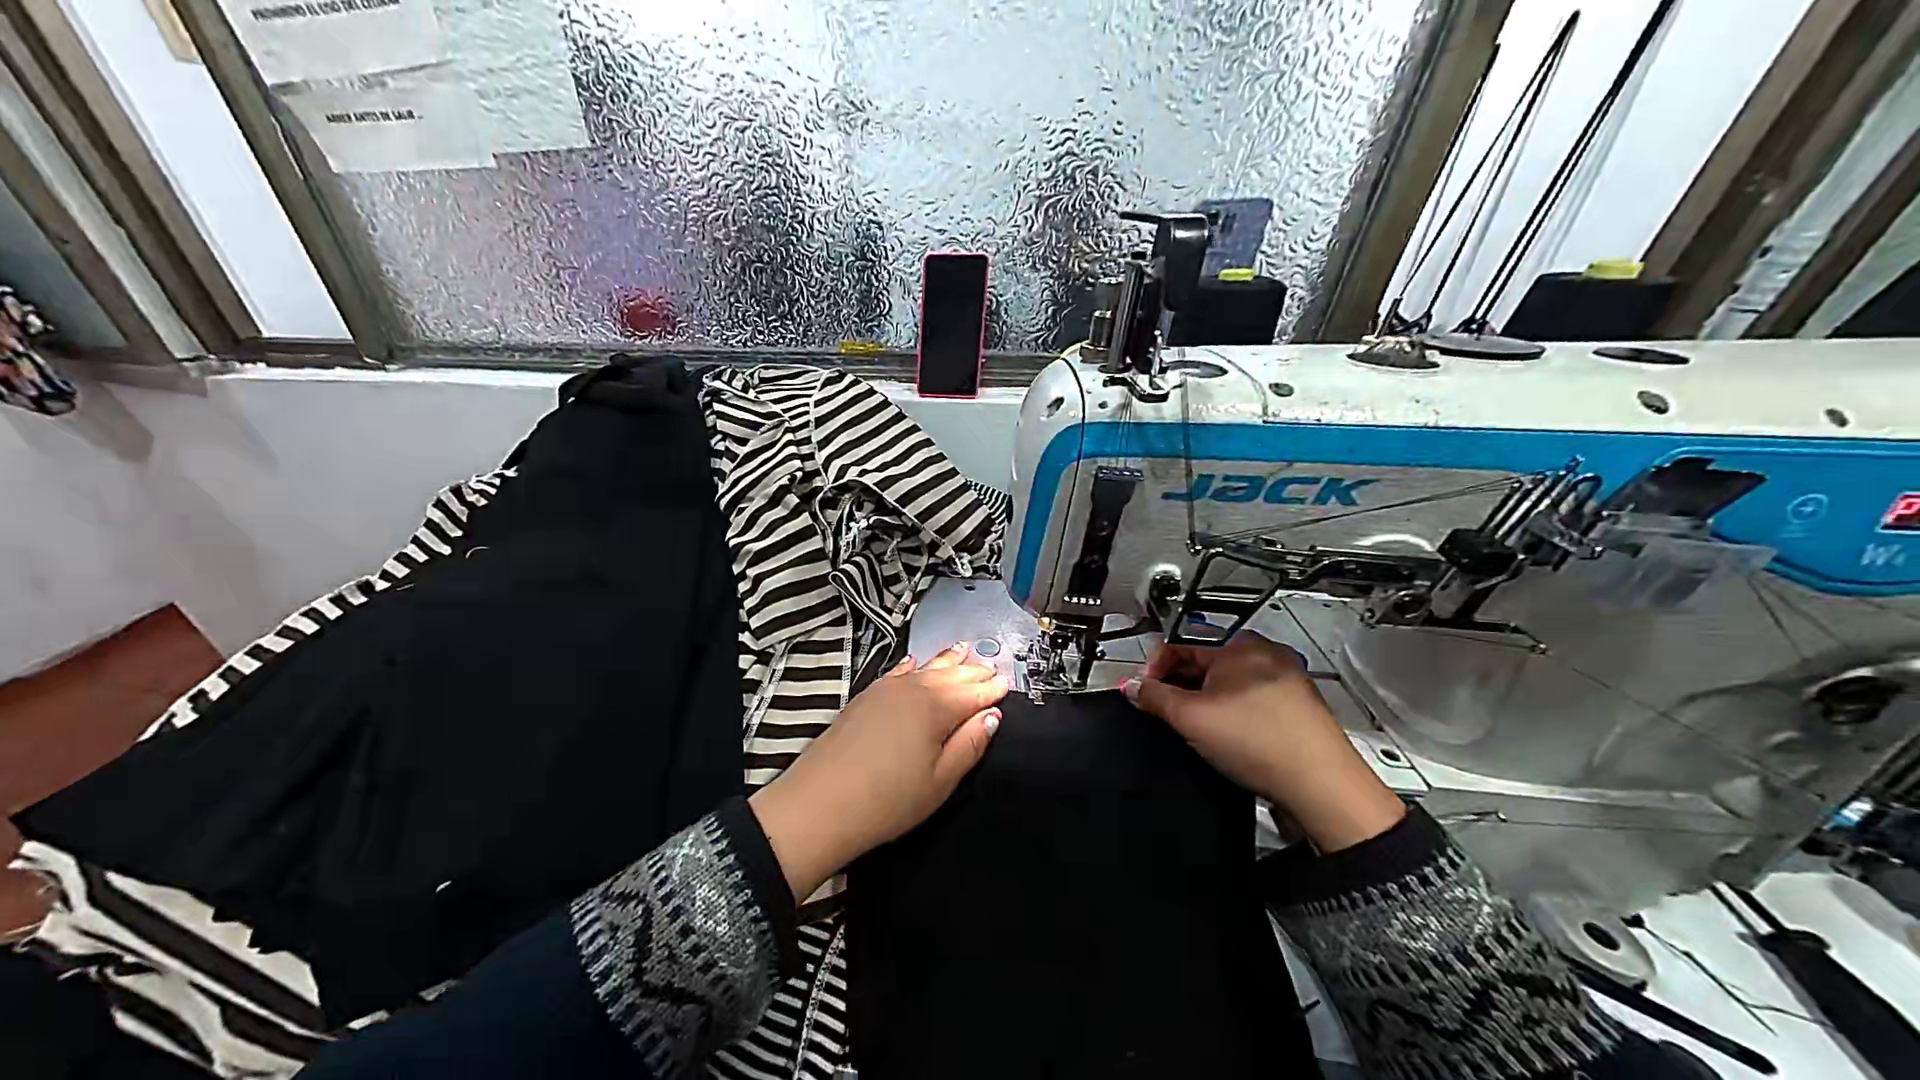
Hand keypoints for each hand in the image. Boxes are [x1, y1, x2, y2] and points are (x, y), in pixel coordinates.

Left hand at [748, 644, 1007, 900]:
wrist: (818, 805)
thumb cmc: (886, 801)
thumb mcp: (940, 781)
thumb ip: (969, 744)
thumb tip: (991, 716)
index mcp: (935, 708)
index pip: (973, 693)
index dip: (992, 690)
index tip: (1007, 684)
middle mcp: (911, 689)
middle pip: (950, 675)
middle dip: (973, 672)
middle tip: (991, 668)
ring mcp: (884, 690)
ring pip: (924, 668)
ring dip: (946, 662)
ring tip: (964, 652)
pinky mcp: (864, 698)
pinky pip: (896, 672)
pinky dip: (911, 666)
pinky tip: (915, 662)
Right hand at [1123, 633, 1404, 851]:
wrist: (1321, 786)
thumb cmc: (1269, 744)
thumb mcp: (1190, 718)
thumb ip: (1153, 698)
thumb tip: (1133, 687)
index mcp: (1241, 645)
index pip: (1180, 645)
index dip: (1154, 668)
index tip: (1143, 689)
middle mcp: (1267, 656)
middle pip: (1203, 664)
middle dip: (1180, 687)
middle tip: (1167, 712)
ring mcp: (1285, 682)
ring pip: (1227, 685)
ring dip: (1205, 703)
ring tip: (1200, 730)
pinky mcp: (1295, 709)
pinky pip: (1249, 704)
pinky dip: (1232, 716)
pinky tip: (1229, 740)